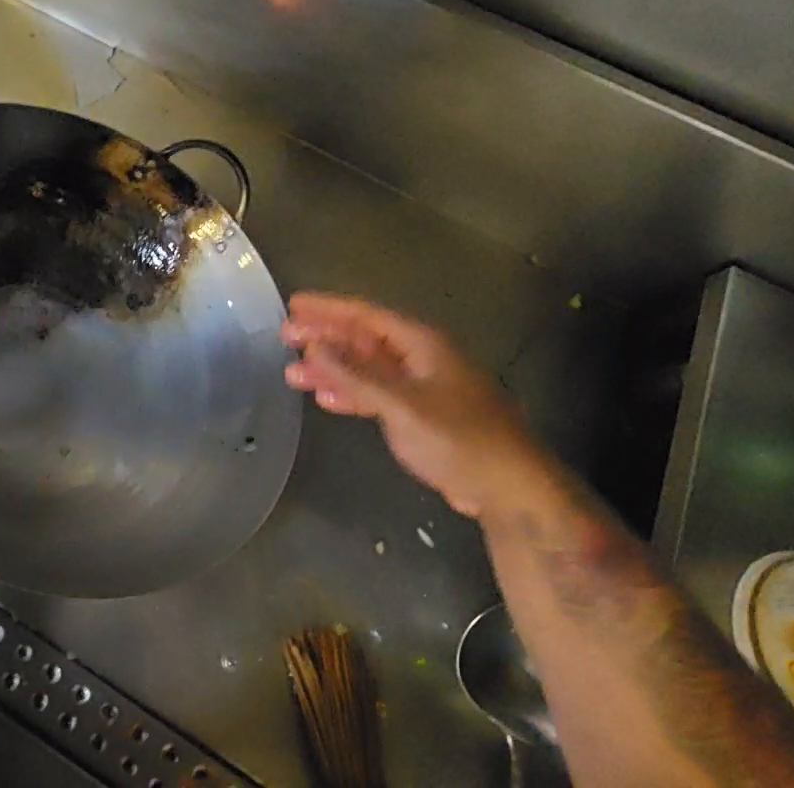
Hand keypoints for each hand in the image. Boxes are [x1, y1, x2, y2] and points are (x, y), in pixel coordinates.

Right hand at [280, 292, 549, 517]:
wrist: (508, 489)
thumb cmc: (458, 439)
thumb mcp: (401, 403)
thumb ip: (354, 374)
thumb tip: (314, 344)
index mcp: (422, 344)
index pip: (367, 315)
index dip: (329, 309)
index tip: (294, 304)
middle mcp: (421, 358)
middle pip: (364, 339)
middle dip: (324, 337)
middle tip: (285, 337)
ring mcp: (422, 387)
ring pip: (366, 368)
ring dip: (331, 368)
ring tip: (293, 373)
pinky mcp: (420, 415)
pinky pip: (375, 393)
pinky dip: (350, 393)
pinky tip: (326, 399)